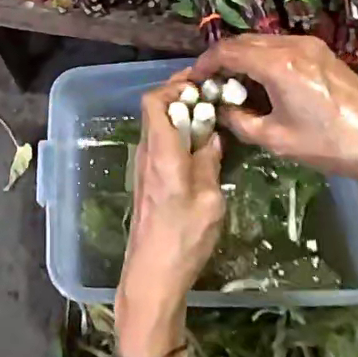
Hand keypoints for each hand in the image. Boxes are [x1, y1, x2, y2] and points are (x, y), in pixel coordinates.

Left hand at [116, 75, 224, 356]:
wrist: (152, 273)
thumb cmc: (183, 238)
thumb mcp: (210, 200)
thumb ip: (209, 162)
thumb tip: (212, 135)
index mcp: (162, 152)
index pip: (154, 101)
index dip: (174, 85)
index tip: (202, 83)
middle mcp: (147, 153)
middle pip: (155, 109)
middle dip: (182, 96)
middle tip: (213, 97)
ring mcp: (144, 166)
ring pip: (158, 126)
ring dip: (181, 116)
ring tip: (213, 119)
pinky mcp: (148, 180)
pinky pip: (161, 144)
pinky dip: (178, 136)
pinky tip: (202, 146)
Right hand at [189, 35, 357, 207]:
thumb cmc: (331, 145)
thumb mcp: (276, 140)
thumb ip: (239, 121)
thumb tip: (221, 111)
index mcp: (277, 63)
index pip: (226, 51)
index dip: (203, 64)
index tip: (192, 81)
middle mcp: (292, 45)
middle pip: (242, 41)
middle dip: (220, 59)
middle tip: (208, 85)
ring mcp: (311, 46)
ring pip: (261, 43)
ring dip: (241, 58)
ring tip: (231, 86)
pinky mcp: (323, 54)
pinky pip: (280, 48)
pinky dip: (261, 60)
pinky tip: (260, 84)